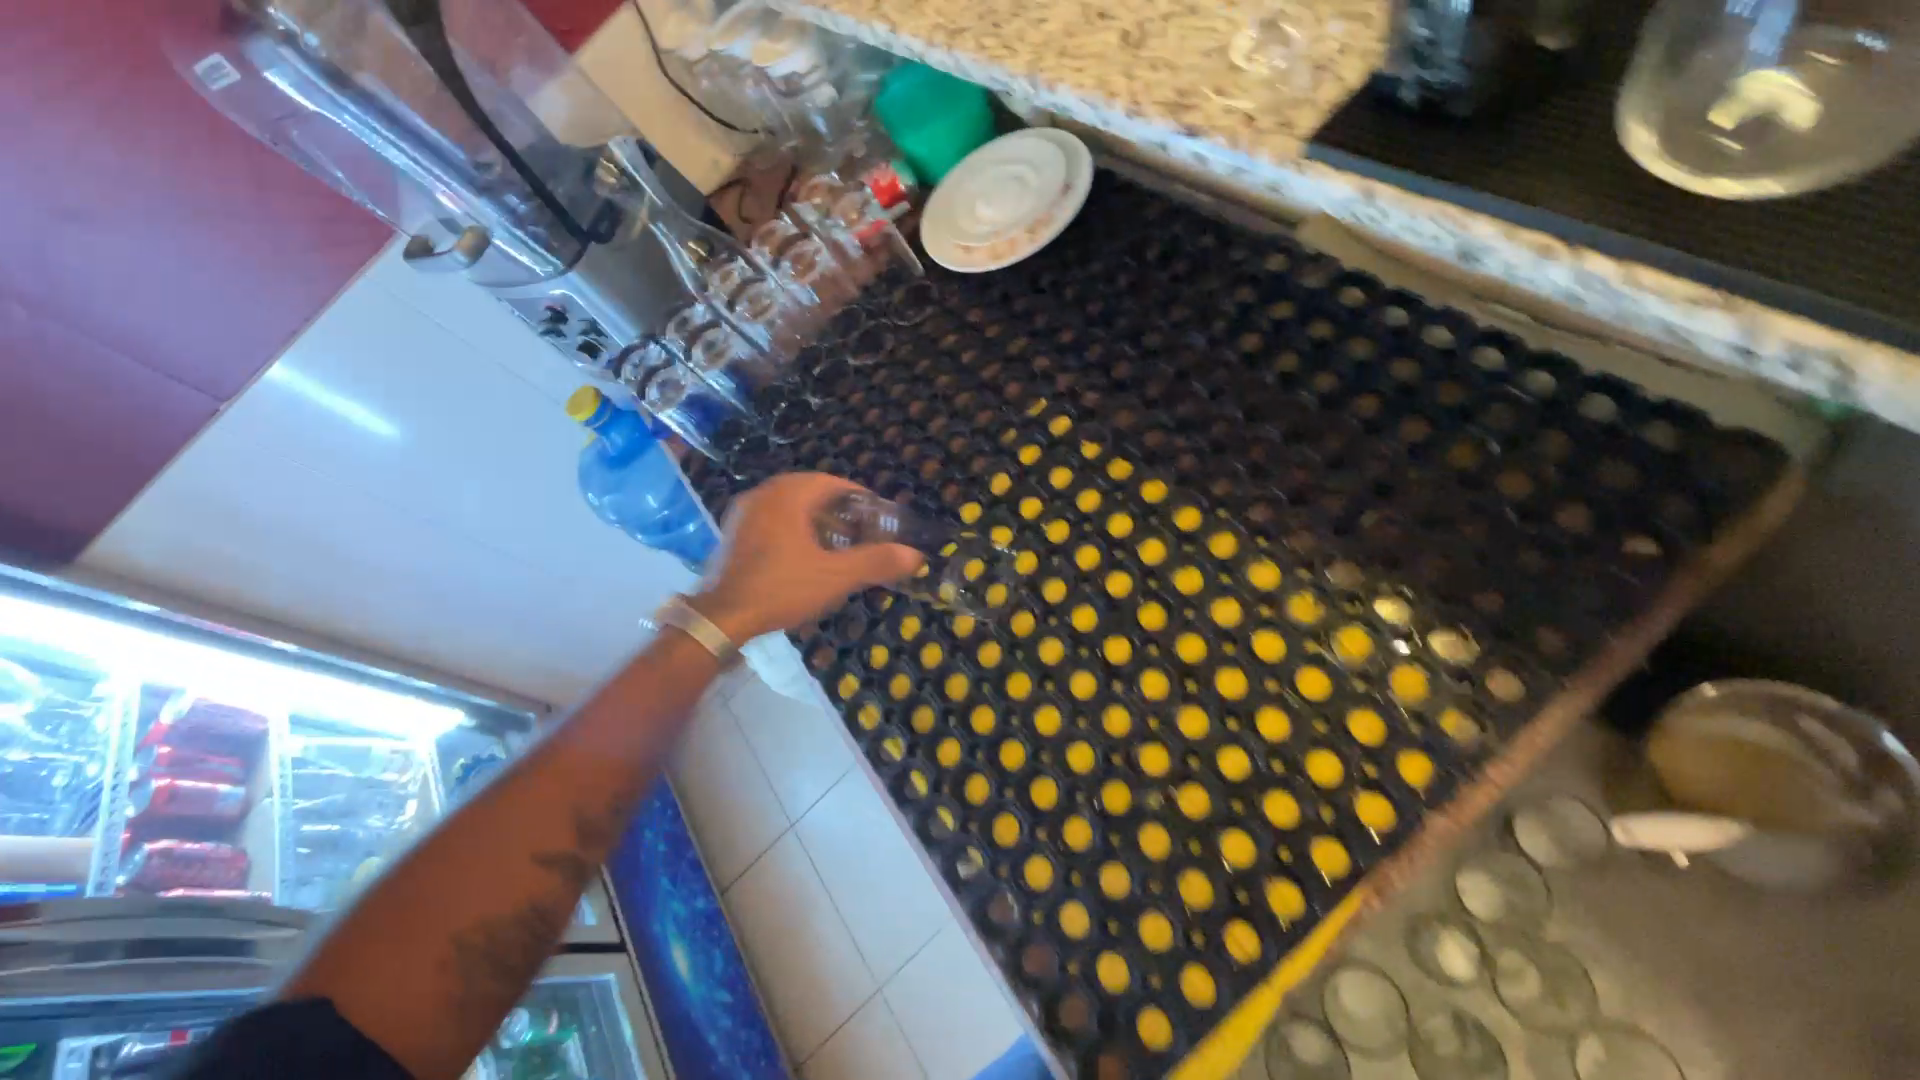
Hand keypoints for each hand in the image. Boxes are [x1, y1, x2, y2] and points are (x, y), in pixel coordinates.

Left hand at [690, 473, 923, 641]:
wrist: (723, 617)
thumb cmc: (781, 588)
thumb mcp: (835, 577)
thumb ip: (876, 562)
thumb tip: (914, 555)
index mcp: (787, 494)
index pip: (833, 482)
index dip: (860, 498)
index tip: (878, 518)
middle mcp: (763, 494)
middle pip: (811, 492)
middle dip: (839, 510)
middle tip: (862, 533)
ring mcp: (744, 513)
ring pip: (789, 507)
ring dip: (816, 521)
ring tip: (837, 546)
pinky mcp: (734, 534)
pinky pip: (772, 521)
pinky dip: (793, 531)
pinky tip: (804, 558)